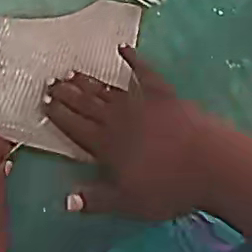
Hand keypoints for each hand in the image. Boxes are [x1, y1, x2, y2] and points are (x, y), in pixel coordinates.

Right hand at [46, 46, 228, 220]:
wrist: (207, 162)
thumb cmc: (167, 187)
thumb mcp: (128, 203)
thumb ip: (96, 199)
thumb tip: (65, 199)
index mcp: (107, 144)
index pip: (76, 126)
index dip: (59, 114)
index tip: (44, 102)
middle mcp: (118, 118)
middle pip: (87, 104)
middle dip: (67, 93)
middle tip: (51, 81)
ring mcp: (140, 101)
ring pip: (107, 89)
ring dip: (89, 81)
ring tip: (72, 72)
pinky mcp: (161, 92)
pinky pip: (143, 71)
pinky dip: (133, 59)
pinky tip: (123, 49)